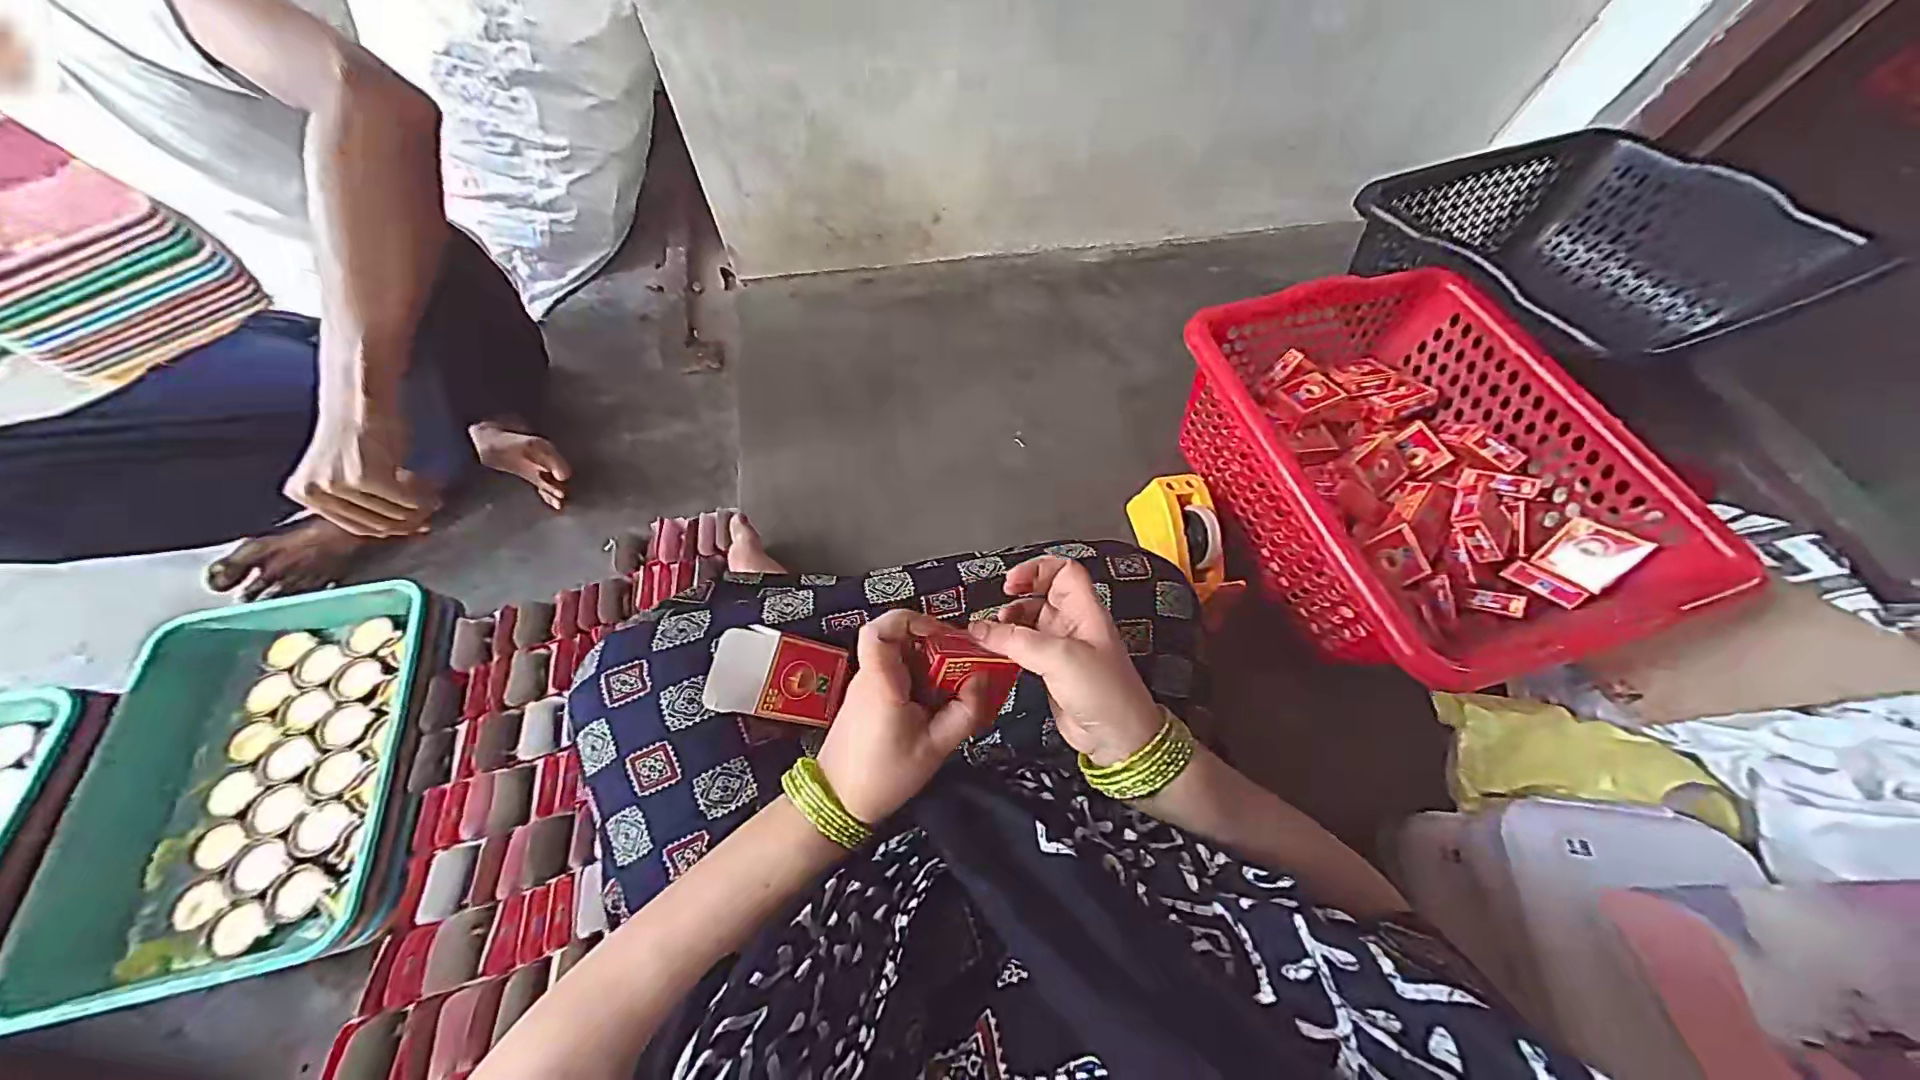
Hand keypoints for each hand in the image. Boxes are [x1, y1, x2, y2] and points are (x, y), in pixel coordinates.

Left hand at [285, 405, 440, 536]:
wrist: (360, 395)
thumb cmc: (361, 427)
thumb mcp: (349, 470)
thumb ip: (360, 498)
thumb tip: (402, 526)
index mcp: (302, 493)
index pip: (357, 527)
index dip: (394, 528)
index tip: (421, 523)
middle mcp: (313, 492)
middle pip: (377, 524)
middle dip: (411, 519)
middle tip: (434, 507)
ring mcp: (336, 485)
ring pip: (394, 514)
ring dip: (422, 506)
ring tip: (434, 491)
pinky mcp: (364, 477)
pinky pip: (406, 500)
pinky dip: (425, 494)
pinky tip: (431, 481)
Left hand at [813, 610, 993, 822]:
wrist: (838, 800)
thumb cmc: (880, 777)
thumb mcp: (936, 747)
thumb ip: (965, 711)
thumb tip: (982, 680)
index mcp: (882, 682)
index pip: (882, 627)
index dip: (915, 620)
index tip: (943, 635)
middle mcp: (870, 675)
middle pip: (902, 637)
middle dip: (937, 645)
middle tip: (961, 663)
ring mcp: (868, 684)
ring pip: (903, 655)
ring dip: (931, 664)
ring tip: (952, 688)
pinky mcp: (870, 696)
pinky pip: (899, 673)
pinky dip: (921, 680)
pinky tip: (935, 704)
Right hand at [966, 555, 1163, 765]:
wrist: (1118, 738)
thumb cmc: (1105, 693)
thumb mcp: (1059, 657)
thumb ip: (1016, 640)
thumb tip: (980, 629)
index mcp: (1085, 611)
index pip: (1063, 571)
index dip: (1036, 569)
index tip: (1012, 583)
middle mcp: (1074, 624)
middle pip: (1042, 594)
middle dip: (1017, 597)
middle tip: (998, 610)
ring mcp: (1063, 647)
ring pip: (1030, 621)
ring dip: (1009, 623)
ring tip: (992, 634)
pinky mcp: (1052, 670)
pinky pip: (1025, 648)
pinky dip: (1008, 646)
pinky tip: (996, 653)